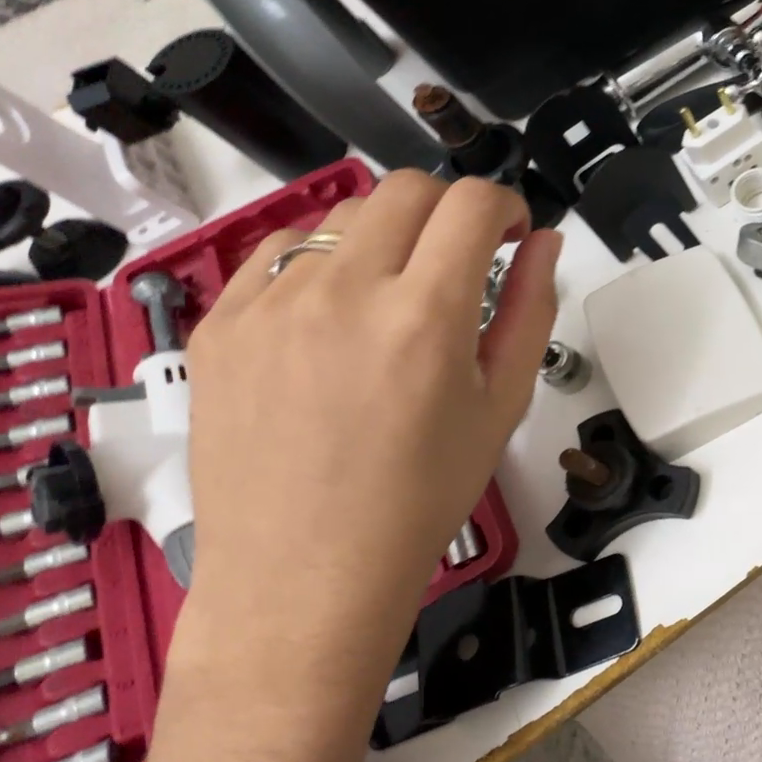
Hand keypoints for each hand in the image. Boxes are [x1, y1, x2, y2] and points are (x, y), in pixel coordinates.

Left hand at [140, 172, 559, 761]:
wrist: (306, 572)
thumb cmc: (424, 494)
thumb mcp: (503, 403)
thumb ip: (531, 308)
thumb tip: (543, 241)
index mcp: (425, 316)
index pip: (471, 204)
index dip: (505, 205)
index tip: (510, 234)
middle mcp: (344, 293)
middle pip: (407, 189)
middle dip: (451, 207)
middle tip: (463, 254)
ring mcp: (269, 305)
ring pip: (343, 214)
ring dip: (389, 233)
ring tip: (396, 289)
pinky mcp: (219, 326)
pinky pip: (278, 253)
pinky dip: (322, 261)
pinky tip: (335, 312)